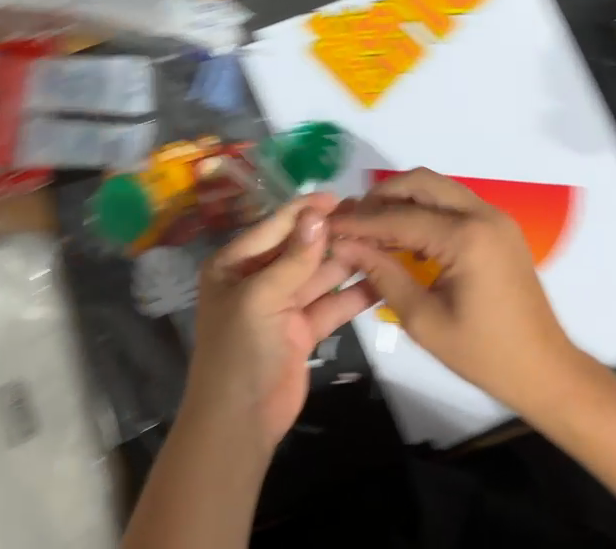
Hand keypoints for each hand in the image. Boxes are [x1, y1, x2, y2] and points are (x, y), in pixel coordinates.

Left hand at [184, 194, 377, 453]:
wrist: (239, 420)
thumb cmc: (240, 350)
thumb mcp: (261, 298)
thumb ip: (293, 259)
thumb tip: (317, 215)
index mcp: (234, 263)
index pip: (274, 227)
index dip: (305, 211)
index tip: (339, 196)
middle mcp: (256, 279)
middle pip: (298, 249)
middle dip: (330, 235)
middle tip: (369, 217)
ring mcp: (280, 306)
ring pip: (317, 276)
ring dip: (344, 262)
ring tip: (381, 242)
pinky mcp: (301, 331)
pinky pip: (329, 306)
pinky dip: (351, 296)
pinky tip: (380, 282)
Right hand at [328, 169, 590, 407]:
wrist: (547, 372)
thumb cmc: (484, 354)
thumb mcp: (424, 320)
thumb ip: (382, 274)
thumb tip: (343, 244)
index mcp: (467, 238)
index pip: (399, 216)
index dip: (359, 221)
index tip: (327, 225)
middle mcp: (483, 215)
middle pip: (420, 183)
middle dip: (380, 197)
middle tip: (350, 220)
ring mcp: (496, 218)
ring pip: (437, 187)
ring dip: (402, 199)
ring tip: (371, 226)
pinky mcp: (499, 228)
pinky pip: (453, 202)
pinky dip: (424, 209)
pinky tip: (404, 236)